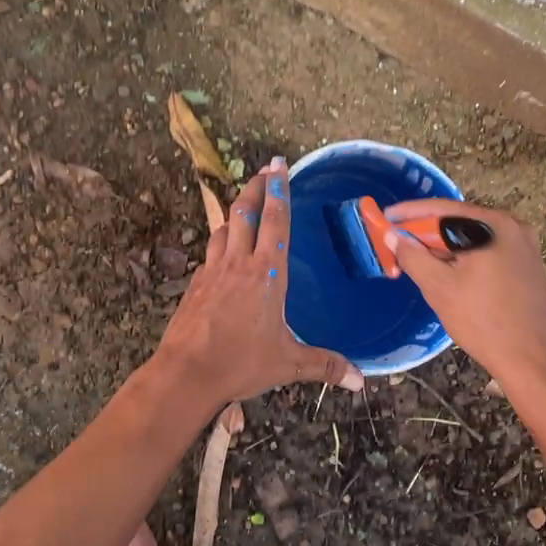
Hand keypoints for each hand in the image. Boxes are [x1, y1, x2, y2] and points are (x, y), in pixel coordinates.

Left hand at [153, 157, 362, 410]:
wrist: (185, 373)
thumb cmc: (240, 363)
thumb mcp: (288, 364)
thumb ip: (324, 365)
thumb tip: (360, 379)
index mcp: (266, 274)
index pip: (275, 221)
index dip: (278, 190)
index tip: (278, 166)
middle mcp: (238, 264)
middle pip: (244, 213)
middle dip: (255, 188)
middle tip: (264, 171)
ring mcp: (212, 272)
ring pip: (223, 228)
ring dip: (235, 212)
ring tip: (244, 206)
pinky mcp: (195, 285)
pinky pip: (209, 254)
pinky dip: (219, 244)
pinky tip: (223, 253)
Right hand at [383, 200, 545, 384]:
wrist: (533, 360)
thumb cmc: (483, 321)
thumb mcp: (439, 287)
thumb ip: (412, 256)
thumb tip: (393, 236)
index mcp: (492, 225)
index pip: (441, 209)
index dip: (409, 213)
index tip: (385, 217)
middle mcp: (511, 226)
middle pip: (458, 222)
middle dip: (425, 233)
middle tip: (398, 244)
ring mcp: (523, 245)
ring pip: (472, 238)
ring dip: (444, 247)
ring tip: (418, 262)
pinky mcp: (527, 264)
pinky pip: (487, 250)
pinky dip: (464, 256)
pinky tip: (448, 273)